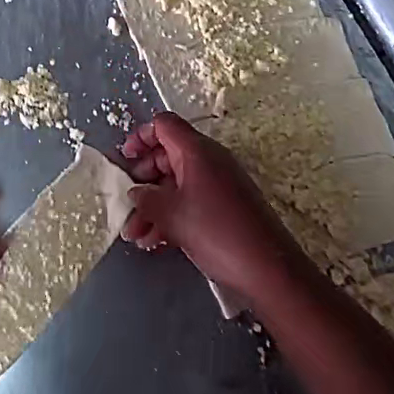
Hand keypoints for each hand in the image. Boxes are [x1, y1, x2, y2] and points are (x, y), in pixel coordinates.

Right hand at [119, 113, 303, 298]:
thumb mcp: (171, 215)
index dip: (141, 137)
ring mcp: (219, 183)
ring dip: (154, 205)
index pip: (163, 125)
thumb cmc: (216, 231)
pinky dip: (172, 216)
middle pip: (167, 155)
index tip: (125, 159)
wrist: (268, 268)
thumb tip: (136, 192)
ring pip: (177, 184)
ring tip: (136, 236)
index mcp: (195, 151)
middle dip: (144, 179)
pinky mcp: (225, 206)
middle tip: (129, 202)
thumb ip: (146, 199)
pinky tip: (156, 242)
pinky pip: (191, 201)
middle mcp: (208, 160)